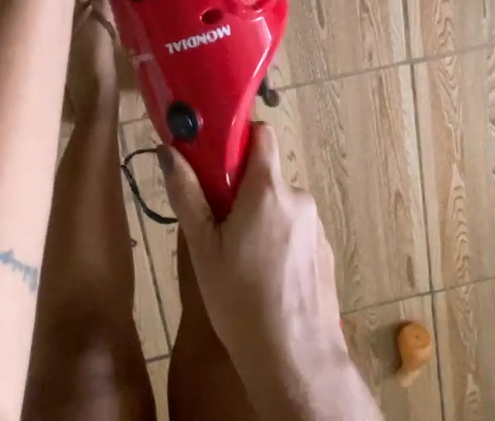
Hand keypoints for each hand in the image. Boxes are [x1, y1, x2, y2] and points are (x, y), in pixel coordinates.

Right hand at [162, 125, 378, 420]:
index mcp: (269, 189)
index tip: (216, 161)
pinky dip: (279, 243)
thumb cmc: (240, 300)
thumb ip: (187, 195)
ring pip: (281, 207)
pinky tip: (265, 278)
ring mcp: (317, 227)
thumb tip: (169, 152)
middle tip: (219, 226)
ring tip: (240, 261)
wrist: (295, 360)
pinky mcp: (326, 253)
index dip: (239, 139)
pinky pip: (296, 232)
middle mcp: (299, 198)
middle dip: (243, 192)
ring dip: (261, 219)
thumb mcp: (203, 248)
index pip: (262, 133)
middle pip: (267, 176)